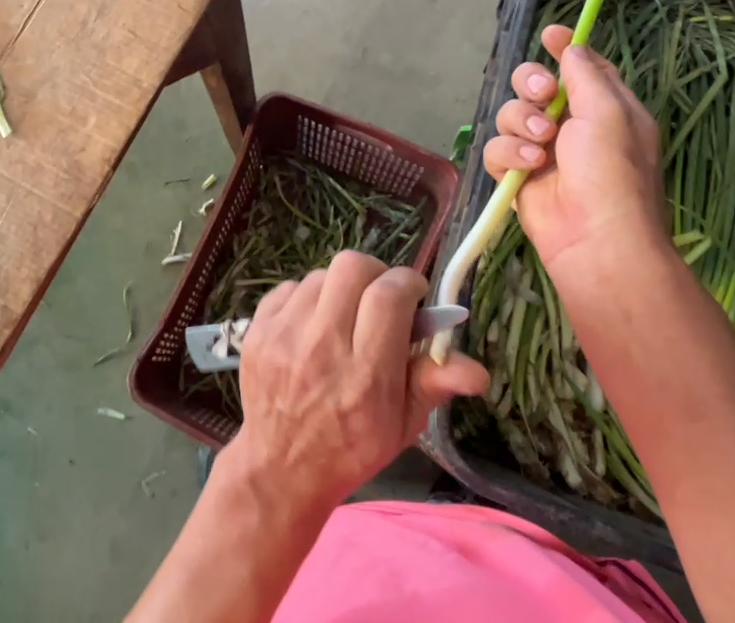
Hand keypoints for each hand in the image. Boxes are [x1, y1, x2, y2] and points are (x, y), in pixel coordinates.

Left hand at [230, 251, 487, 511]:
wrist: (280, 468)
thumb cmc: (351, 447)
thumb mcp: (403, 424)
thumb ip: (434, 384)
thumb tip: (478, 370)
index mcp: (366, 374)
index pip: (388, 295)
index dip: (407, 283)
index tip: (413, 295)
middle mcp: (322, 347)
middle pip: (352, 267)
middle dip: (375, 274)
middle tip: (380, 299)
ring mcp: (283, 336)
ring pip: (321, 275)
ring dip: (340, 289)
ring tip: (345, 317)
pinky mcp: (256, 331)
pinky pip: (289, 288)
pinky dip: (307, 299)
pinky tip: (313, 326)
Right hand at [482, 24, 663, 272]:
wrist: (594, 237)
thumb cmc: (613, 171)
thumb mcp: (609, 112)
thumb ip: (585, 74)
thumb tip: (570, 47)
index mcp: (605, 108)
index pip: (581, 67)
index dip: (564, 48)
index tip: (549, 34)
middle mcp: (572, 125)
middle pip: (534, 85)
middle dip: (531, 84)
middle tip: (543, 96)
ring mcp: (542, 151)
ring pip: (510, 115)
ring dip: (522, 123)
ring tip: (540, 145)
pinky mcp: (517, 175)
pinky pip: (496, 149)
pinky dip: (509, 154)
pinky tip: (527, 167)